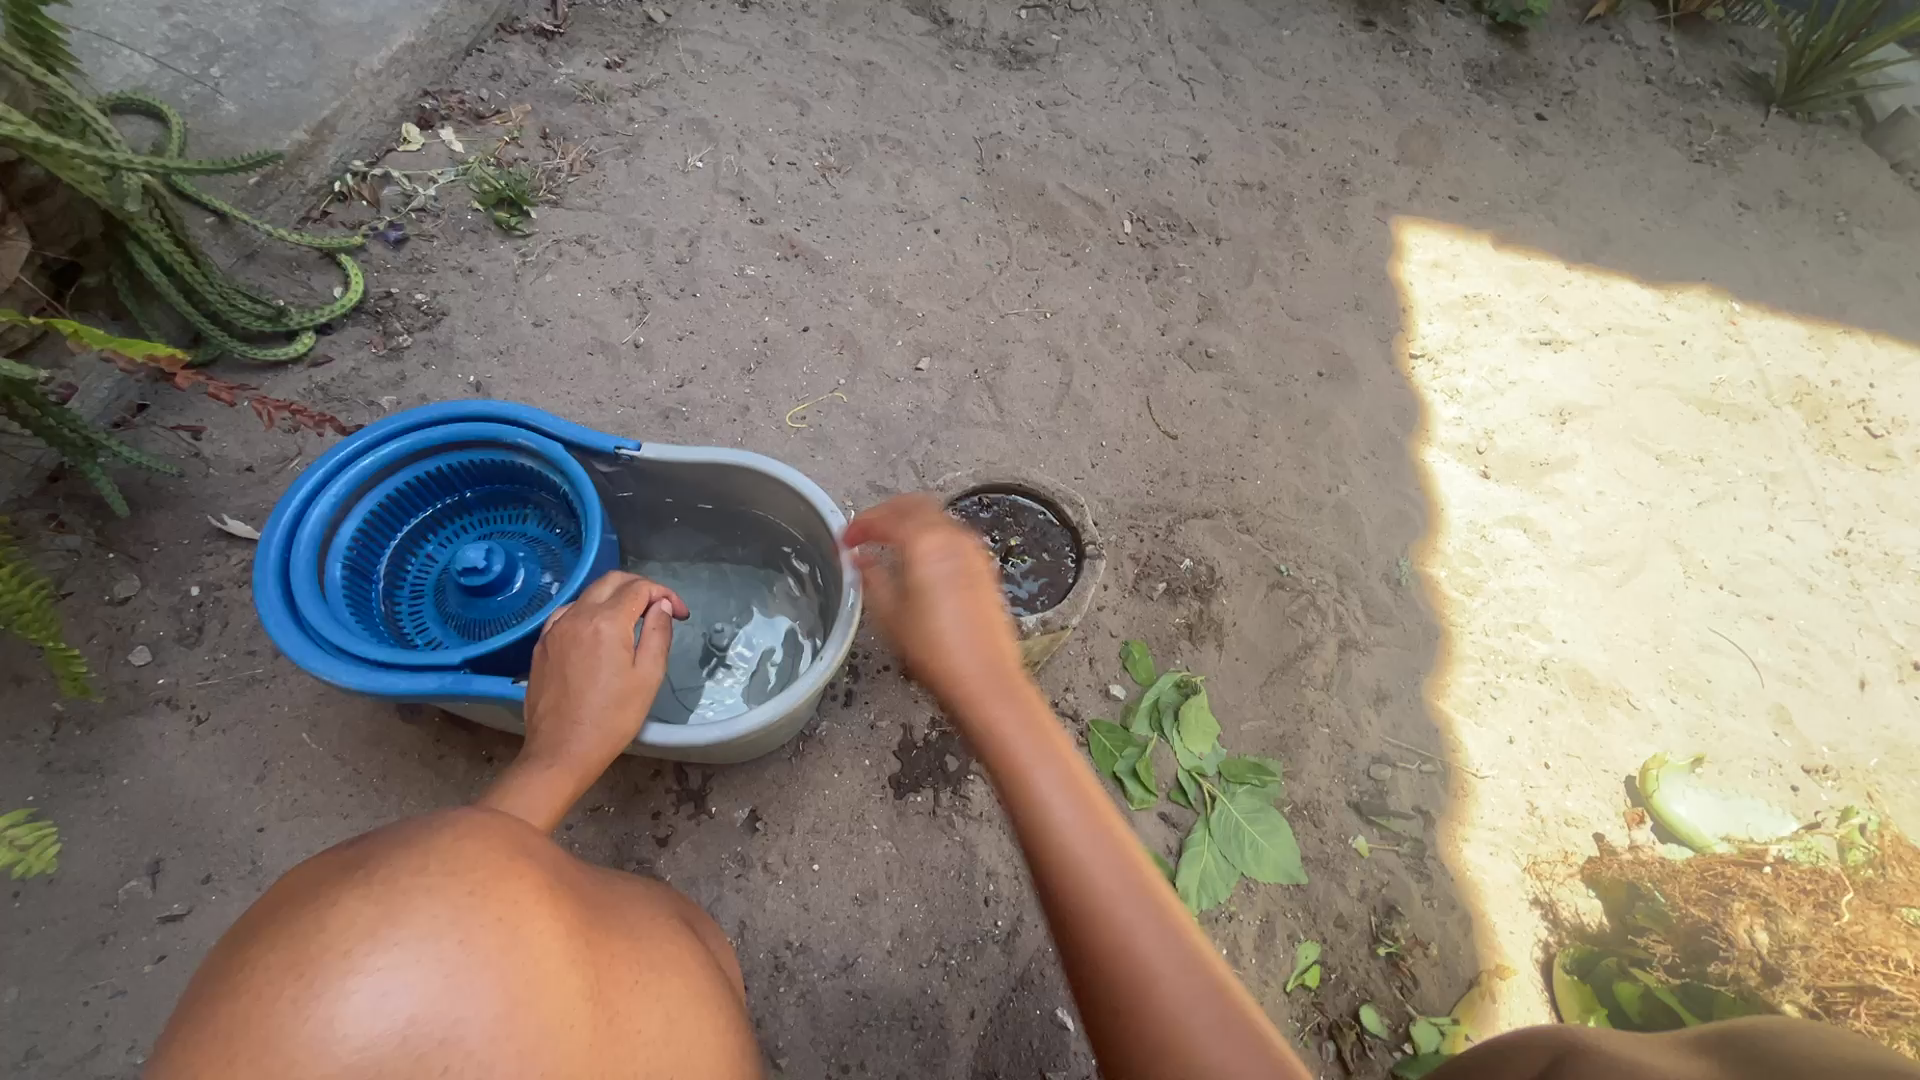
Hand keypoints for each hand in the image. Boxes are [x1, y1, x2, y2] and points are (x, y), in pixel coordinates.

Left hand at [521, 572, 688, 774]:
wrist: (562, 751)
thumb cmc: (613, 717)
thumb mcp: (649, 675)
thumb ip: (658, 633)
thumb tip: (661, 606)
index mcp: (607, 622)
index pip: (640, 589)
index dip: (666, 595)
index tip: (680, 614)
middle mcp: (577, 616)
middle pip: (612, 581)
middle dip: (641, 588)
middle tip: (660, 608)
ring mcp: (554, 629)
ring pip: (588, 594)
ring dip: (615, 597)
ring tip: (633, 619)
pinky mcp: (542, 645)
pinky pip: (568, 613)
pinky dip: (590, 611)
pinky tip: (598, 630)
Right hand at [843, 494, 1030, 714]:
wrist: (984, 677)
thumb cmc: (938, 652)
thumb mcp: (889, 615)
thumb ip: (871, 578)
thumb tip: (861, 562)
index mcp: (924, 542)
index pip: (885, 518)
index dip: (860, 524)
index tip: (846, 538)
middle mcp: (952, 538)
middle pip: (914, 506)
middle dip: (886, 513)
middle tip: (866, 530)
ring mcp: (973, 551)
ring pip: (937, 518)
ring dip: (910, 522)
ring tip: (888, 543)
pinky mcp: (984, 568)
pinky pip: (953, 537)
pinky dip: (932, 537)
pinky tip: (920, 559)